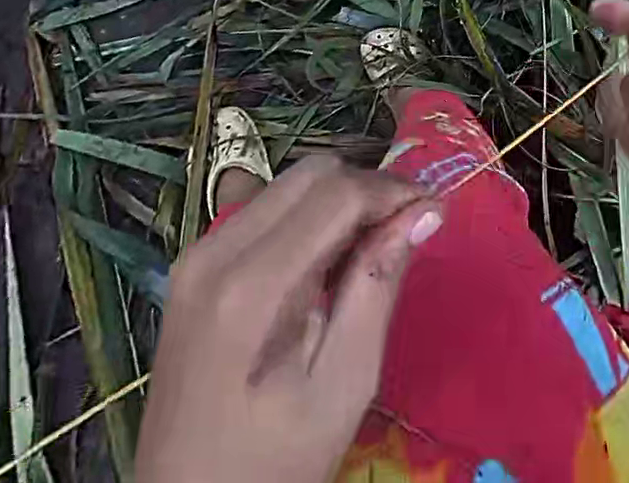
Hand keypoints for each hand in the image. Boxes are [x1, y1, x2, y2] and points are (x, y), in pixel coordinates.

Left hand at [135, 156, 441, 482]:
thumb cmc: (274, 460)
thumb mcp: (343, 383)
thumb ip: (378, 286)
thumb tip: (424, 212)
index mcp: (250, 286)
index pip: (336, 194)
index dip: (392, 190)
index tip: (432, 209)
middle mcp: (215, 250)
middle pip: (311, 174)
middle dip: (368, 188)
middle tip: (405, 226)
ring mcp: (198, 252)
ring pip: (289, 183)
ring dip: (340, 198)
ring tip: (373, 243)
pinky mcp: (196, 261)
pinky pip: (267, 207)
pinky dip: (310, 215)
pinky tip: (329, 258)